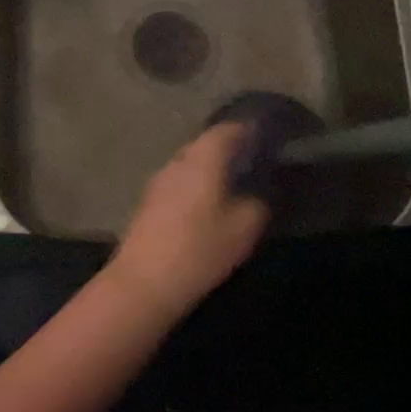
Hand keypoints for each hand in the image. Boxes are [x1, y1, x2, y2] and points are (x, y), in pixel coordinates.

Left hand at [109, 123, 270, 314]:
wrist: (144, 282)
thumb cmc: (199, 249)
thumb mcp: (244, 228)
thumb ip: (257, 203)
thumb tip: (258, 192)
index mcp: (201, 159)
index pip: (226, 130)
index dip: (247, 129)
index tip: (266, 135)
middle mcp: (176, 161)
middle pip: (205, 144)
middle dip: (229, 149)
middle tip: (254, 160)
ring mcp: (158, 181)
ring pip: (190, 164)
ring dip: (211, 168)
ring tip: (234, 183)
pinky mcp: (148, 203)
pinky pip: (179, 182)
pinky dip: (196, 185)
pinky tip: (209, 203)